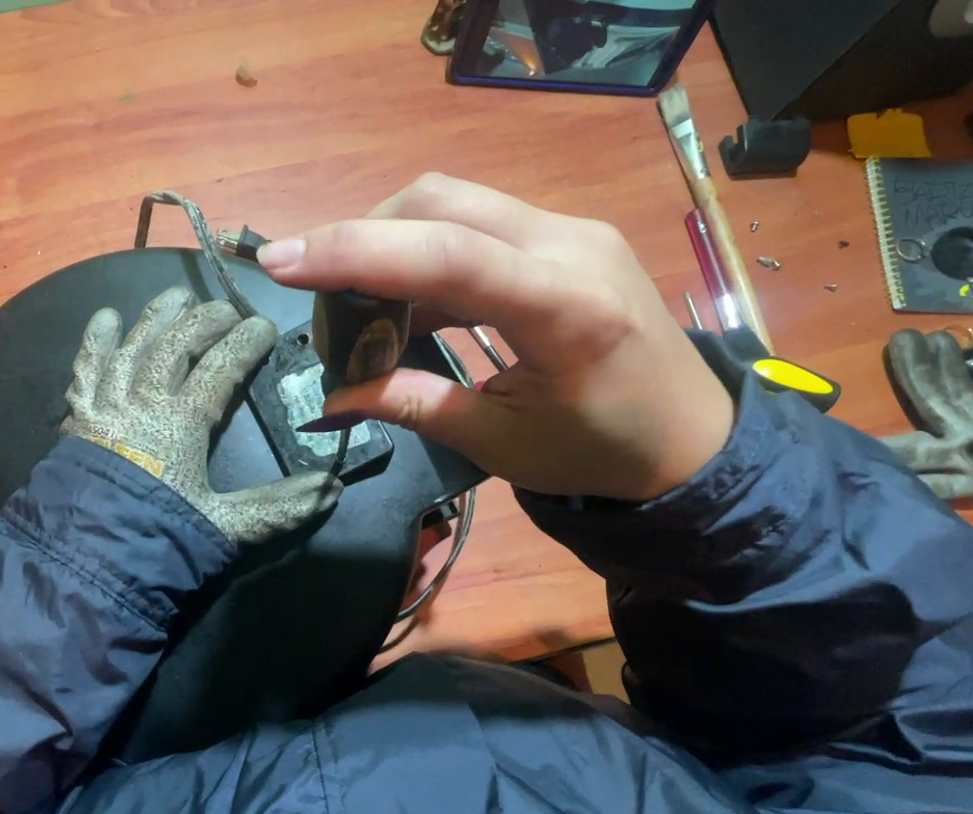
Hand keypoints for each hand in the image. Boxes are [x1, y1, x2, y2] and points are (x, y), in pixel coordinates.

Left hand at [63, 286, 341, 543]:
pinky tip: (107, 318)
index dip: (245, 342)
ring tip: (177, 296)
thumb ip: (278, 507)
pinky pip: (85, 368)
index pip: (220, 367)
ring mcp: (106, 405)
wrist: (86, 559)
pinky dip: (95, 341)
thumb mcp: (226, 527)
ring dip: (155, 317)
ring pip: (132, 346)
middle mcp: (142, 401)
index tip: (264, 326)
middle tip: (227, 311)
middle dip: (205, 320)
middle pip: (175, 344)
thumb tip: (332, 489)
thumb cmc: (158, 538)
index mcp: (181, 422)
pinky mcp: (78, 418)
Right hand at [258, 174, 732, 501]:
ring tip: (357, 309)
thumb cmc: (599, 453)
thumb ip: (414, 406)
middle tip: (318, 295)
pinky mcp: (566, 237)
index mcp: (565, 307)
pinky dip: (426, 256)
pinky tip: (406, 304)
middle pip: (441, 202)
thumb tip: (332, 398)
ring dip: (391, 245)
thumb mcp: (499, 442)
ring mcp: (572, 231)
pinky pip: (478, 225)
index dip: (356, 252)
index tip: (281, 265)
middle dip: (363, 238)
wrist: (691, 439)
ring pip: (456, 204)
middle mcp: (571, 245)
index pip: (445, 254)